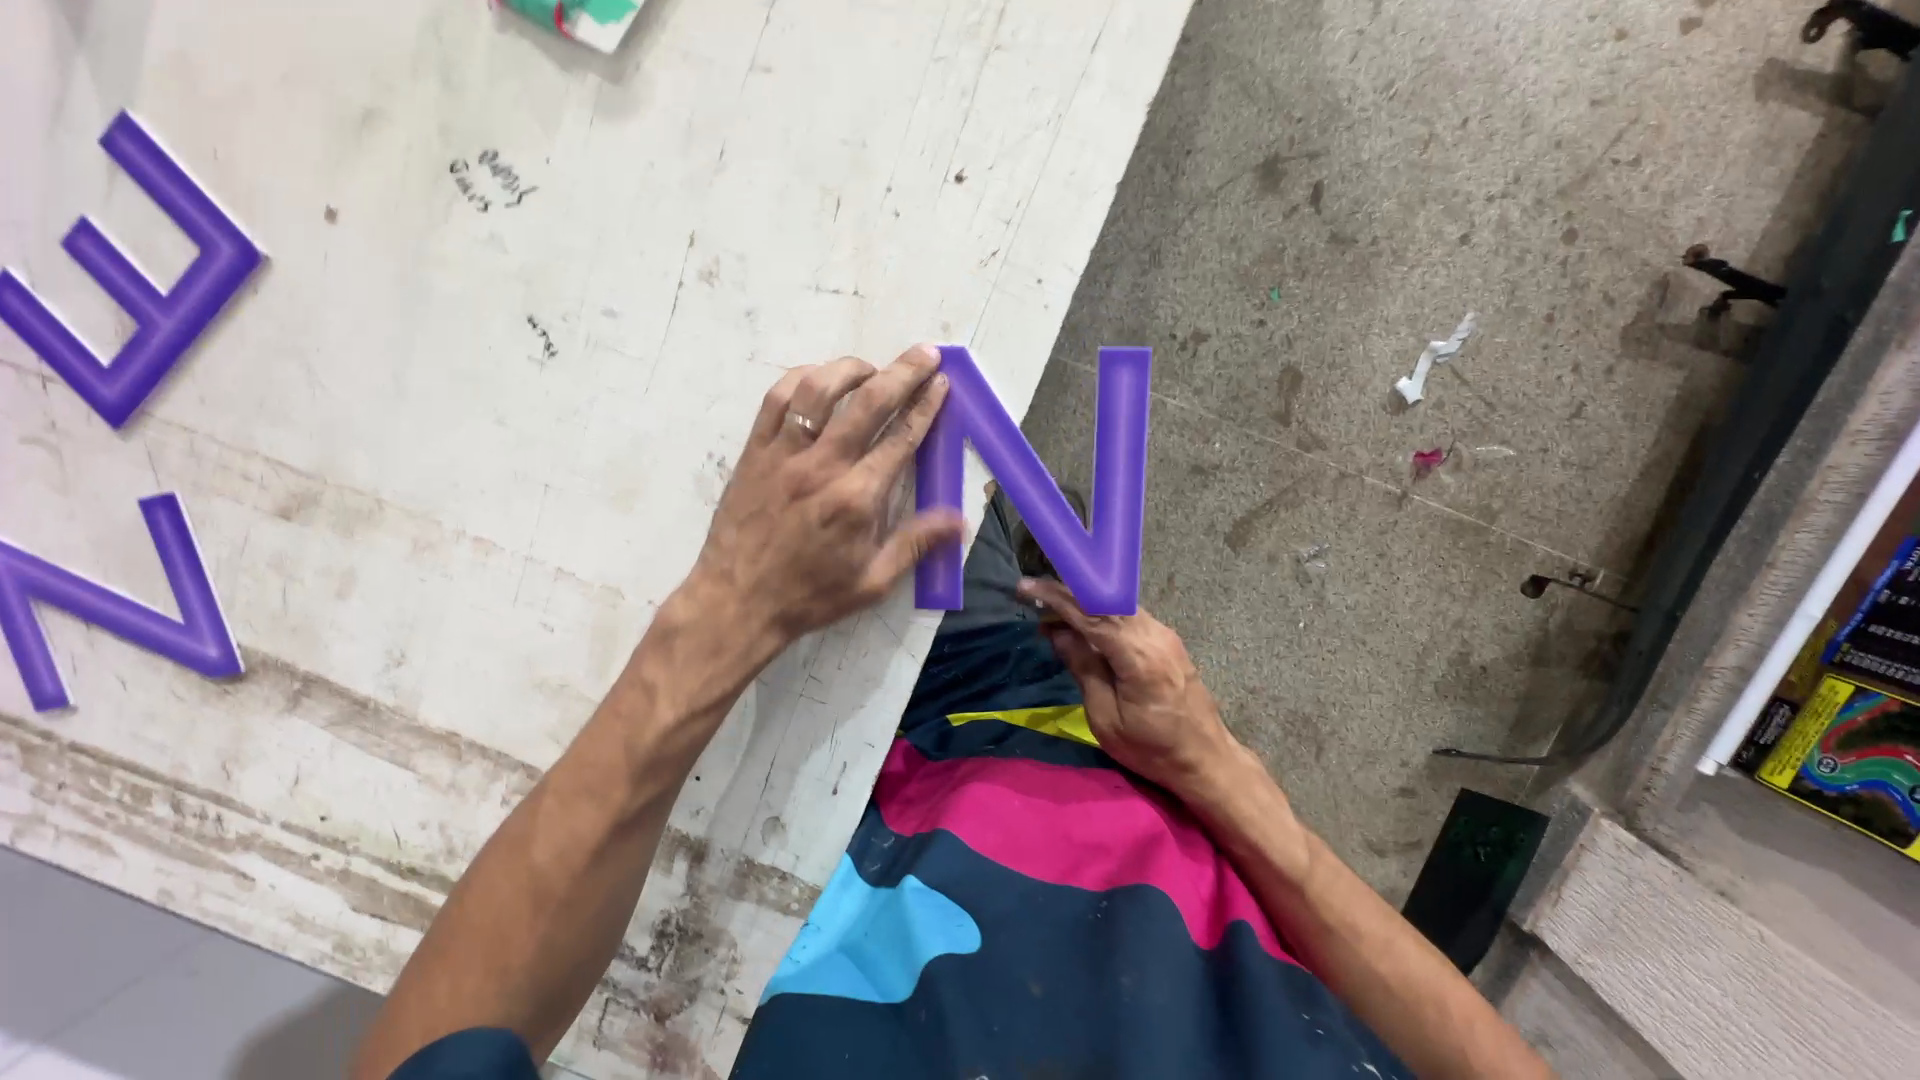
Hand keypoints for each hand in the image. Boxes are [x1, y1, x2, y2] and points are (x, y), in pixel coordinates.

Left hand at [687, 345, 964, 650]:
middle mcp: (823, 466)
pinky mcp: (754, 452)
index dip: (926, 407)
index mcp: (857, 498)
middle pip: (869, 403)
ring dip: (850, 369)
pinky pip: (776, 401)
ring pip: (819, 390)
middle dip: (902, 373)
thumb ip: (916, 543)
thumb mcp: (873, 581)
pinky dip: (800, 380)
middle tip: (925, 354)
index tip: (942, 383)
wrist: (737, 602)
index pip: (901, 439)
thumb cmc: (810, 596)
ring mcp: (784, 454)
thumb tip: (960, 520)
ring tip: (871, 368)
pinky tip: (816, 379)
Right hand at [1018, 577, 1246, 797]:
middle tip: (1032, 596)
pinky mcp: (1167, 642)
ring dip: (1083, 604)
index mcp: (1138, 655)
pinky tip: (1082, 627)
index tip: (1025, 587)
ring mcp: (1165, 635)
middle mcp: (1155, 634)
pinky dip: (1101, 614)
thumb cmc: (1153, 750)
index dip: (1055, 598)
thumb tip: (1059, 633)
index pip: (1090, 614)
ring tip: (1050, 615)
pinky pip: (1128, 616)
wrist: (1206, 760)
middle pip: (1104, 600)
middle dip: (1066, 594)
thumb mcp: (1107, 719)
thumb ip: (1084, 669)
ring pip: (1117, 605)